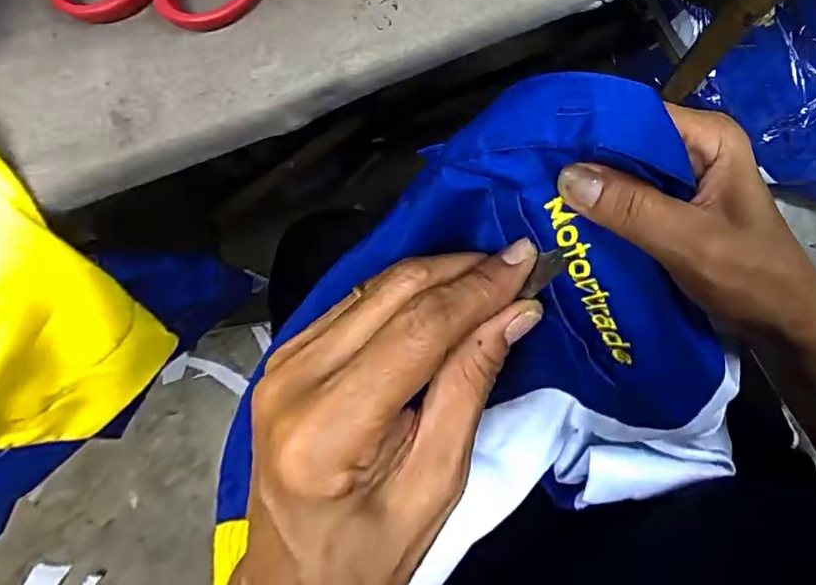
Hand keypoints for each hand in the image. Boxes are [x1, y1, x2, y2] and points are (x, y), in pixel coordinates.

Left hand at [236, 248, 545, 584]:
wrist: (292, 579)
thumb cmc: (369, 547)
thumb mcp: (438, 478)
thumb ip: (472, 383)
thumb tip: (519, 310)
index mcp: (327, 429)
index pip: (420, 328)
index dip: (481, 288)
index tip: (530, 262)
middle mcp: (295, 383)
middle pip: (399, 292)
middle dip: (470, 269)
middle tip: (522, 263)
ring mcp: (285, 364)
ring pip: (383, 283)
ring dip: (447, 270)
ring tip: (497, 274)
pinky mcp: (291, 354)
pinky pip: (366, 295)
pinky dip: (418, 284)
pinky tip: (454, 289)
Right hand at [557, 104, 815, 347]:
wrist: (785, 322)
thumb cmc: (751, 276)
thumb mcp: (689, 241)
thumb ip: (632, 208)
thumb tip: (567, 174)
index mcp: (713, 138)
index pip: (643, 116)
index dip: (595, 129)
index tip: (542, 146)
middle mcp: (701, 147)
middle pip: (634, 143)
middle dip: (590, 161)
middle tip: (530, 177)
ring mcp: (692, 178)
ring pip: (633, 173)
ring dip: (596, 188)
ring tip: (539, 199)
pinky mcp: (683, 207)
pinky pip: (639, 199)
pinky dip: (612, 210)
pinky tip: (574, 224)